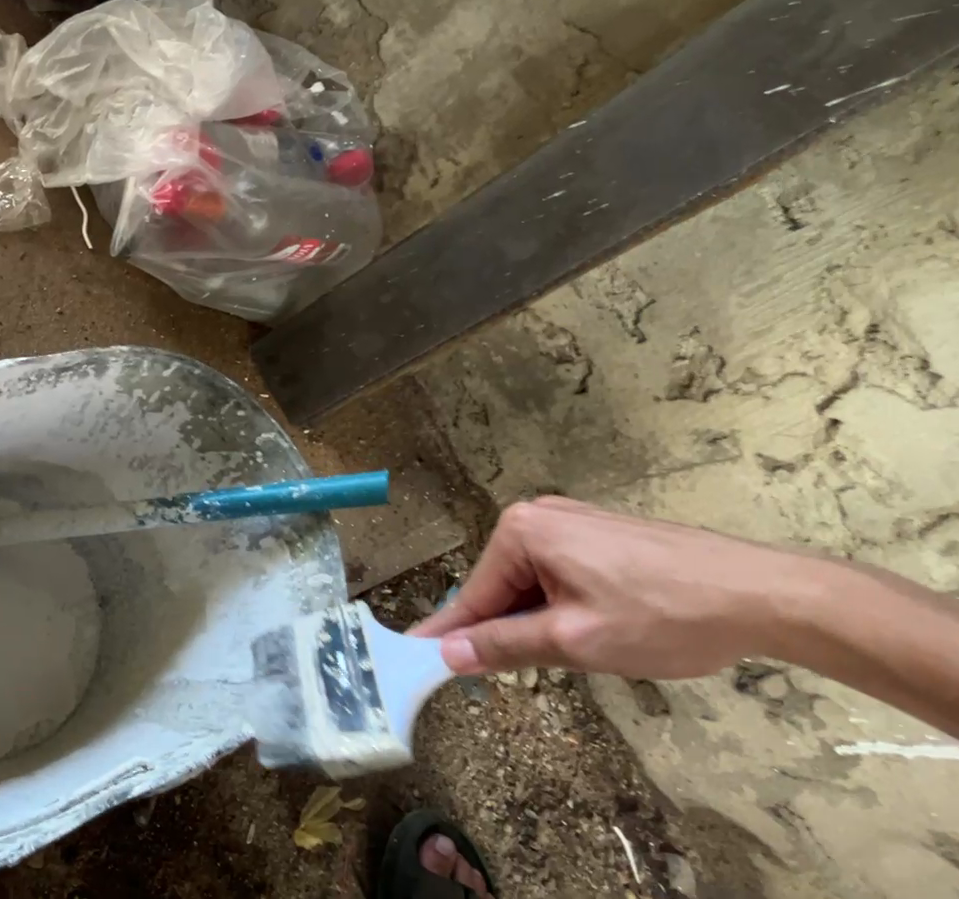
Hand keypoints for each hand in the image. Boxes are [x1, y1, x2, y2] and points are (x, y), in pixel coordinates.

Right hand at [411, 497, 798, 678]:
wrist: (769, 596)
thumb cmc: (664, 617)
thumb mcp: (575, 641)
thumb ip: (504, 646)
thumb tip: (446, 655)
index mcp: (521, 533)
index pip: (473, 595)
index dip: (451, 635)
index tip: (416, 657)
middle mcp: (538, 516)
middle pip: (503, 587)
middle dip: (512, 628)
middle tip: (528, 670)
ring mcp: (573, 520)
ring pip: (534, 584)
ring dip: (543, 619)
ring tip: (583, 649)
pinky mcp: (603, 532)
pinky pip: (562, 573)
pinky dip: (567, 605)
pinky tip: (601, 627)